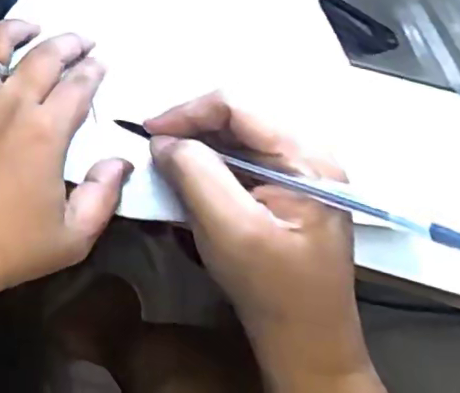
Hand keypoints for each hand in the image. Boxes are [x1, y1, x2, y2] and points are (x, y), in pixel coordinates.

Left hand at [0, 21, 131, 301]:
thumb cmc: (6, 248)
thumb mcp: (70, 239)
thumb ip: (103, 196)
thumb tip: (120, 161)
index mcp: (46, 131)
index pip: (78, 85)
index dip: (94, 70)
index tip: (101, 62)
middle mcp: (12, 102)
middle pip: (45, 55)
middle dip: (69, 42)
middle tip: (82, 40)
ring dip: (19, 29)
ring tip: (32, 26)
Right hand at [146, 92, 377, 389]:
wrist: (309, 353)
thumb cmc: (274, 293)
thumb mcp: (230, 231)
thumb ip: (195, 173)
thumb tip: (164, 140)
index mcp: (306, 157)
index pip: (236, 106)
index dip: (187, 112)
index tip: (150, 132)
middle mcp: (306, 154)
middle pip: (235, 117)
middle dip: (191, 129)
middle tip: (156, 148)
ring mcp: (297, 172)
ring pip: (233, 137)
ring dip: (197, 148)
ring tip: (168, 166)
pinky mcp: (285, 189)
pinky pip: (238, 159)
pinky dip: (208, 166)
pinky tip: (190, 184)